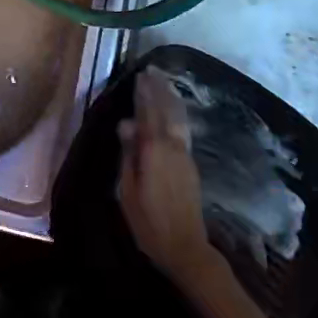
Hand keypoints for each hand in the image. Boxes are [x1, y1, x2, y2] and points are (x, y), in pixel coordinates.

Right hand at [118, 70, 219, 285]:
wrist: (185, 247)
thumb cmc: (148, 223)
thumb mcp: (129, 191)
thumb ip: (128, 155)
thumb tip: (126, 124)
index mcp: (154, 151)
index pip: (148, 113)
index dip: (144, 93)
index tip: (140, 75)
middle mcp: (173, 146)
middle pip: (166, 110)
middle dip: (159, 89)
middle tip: (152, 70)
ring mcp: (185, 153)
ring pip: (178, 117)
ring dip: (171, 97)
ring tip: (164, 81)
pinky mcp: (191, 163)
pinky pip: (183, 127)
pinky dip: (178, 112)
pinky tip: (174, 109)